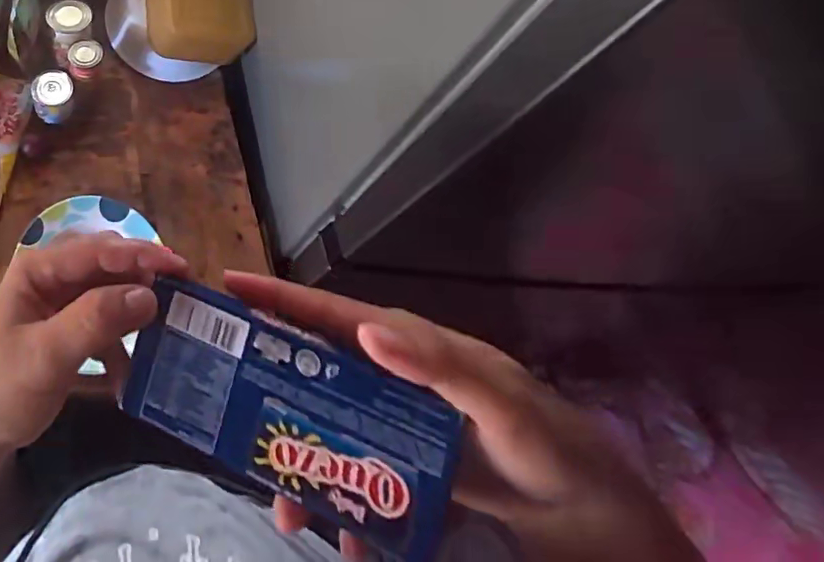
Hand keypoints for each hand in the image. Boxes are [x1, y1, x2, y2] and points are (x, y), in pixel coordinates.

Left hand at [0, 233, 188, 454]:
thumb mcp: (47, 355)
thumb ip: (95, 320)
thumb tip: (149, 293)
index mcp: (39, 268)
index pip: (97, 250)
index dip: (140, 254)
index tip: (180, 267)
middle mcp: (51, 277)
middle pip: (106, 264)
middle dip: (142, 274)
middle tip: (182, 289)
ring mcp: (59, 304)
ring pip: (108, 291)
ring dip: (135, 306)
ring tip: (168, 322)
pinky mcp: (66, 331)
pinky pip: (103, 322)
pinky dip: (121, 341)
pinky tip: (132, 370)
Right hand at [224, 272, 698, 561]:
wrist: (595, 518)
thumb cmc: (548, 446)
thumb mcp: (499, 404)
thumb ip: (437, 364)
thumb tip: (364, 328)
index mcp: (405, 342)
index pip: (330, 312)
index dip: (278, 297)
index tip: (229, 287)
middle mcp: (391, 373)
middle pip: (315, 371)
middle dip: (274, 397)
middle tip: (241, 428)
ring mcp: (395, 419)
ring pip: (329, 429)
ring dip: (305, 468)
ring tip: (289, 515)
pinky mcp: (404, 462)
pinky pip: (356, 473)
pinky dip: (344, 505)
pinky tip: (349, 544)